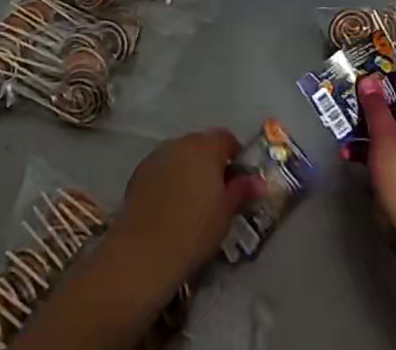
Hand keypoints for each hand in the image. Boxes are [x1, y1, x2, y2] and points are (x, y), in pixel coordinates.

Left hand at [107, 129, 263, 286]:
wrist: (141, 255)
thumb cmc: (193, 230)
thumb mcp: (226, 212)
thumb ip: (242, 190)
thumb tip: (258, 182)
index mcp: (206, 147)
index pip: (227, 139)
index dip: (234, 157)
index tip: (238, 180)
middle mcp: (180, 144)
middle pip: (201, 145)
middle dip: (210, 162)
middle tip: (216, 192)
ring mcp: (155, 158)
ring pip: (180, 156)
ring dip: (188, 170)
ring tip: (191, 200)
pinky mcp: (137, 175)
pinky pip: (161, 170)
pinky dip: (169, 180)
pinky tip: (169, 206)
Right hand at [355, 73, 395, 232]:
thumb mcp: (385, 139)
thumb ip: (374, 108)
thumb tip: (368, 79)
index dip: (379, 89)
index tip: (356, 84)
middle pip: (393, 115)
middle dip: (367, 114)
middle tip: (343, 109)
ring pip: (386, 135)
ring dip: (363, 135)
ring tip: (341, 136)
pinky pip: (385, 154)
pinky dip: (369, 152)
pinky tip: (348, 155)